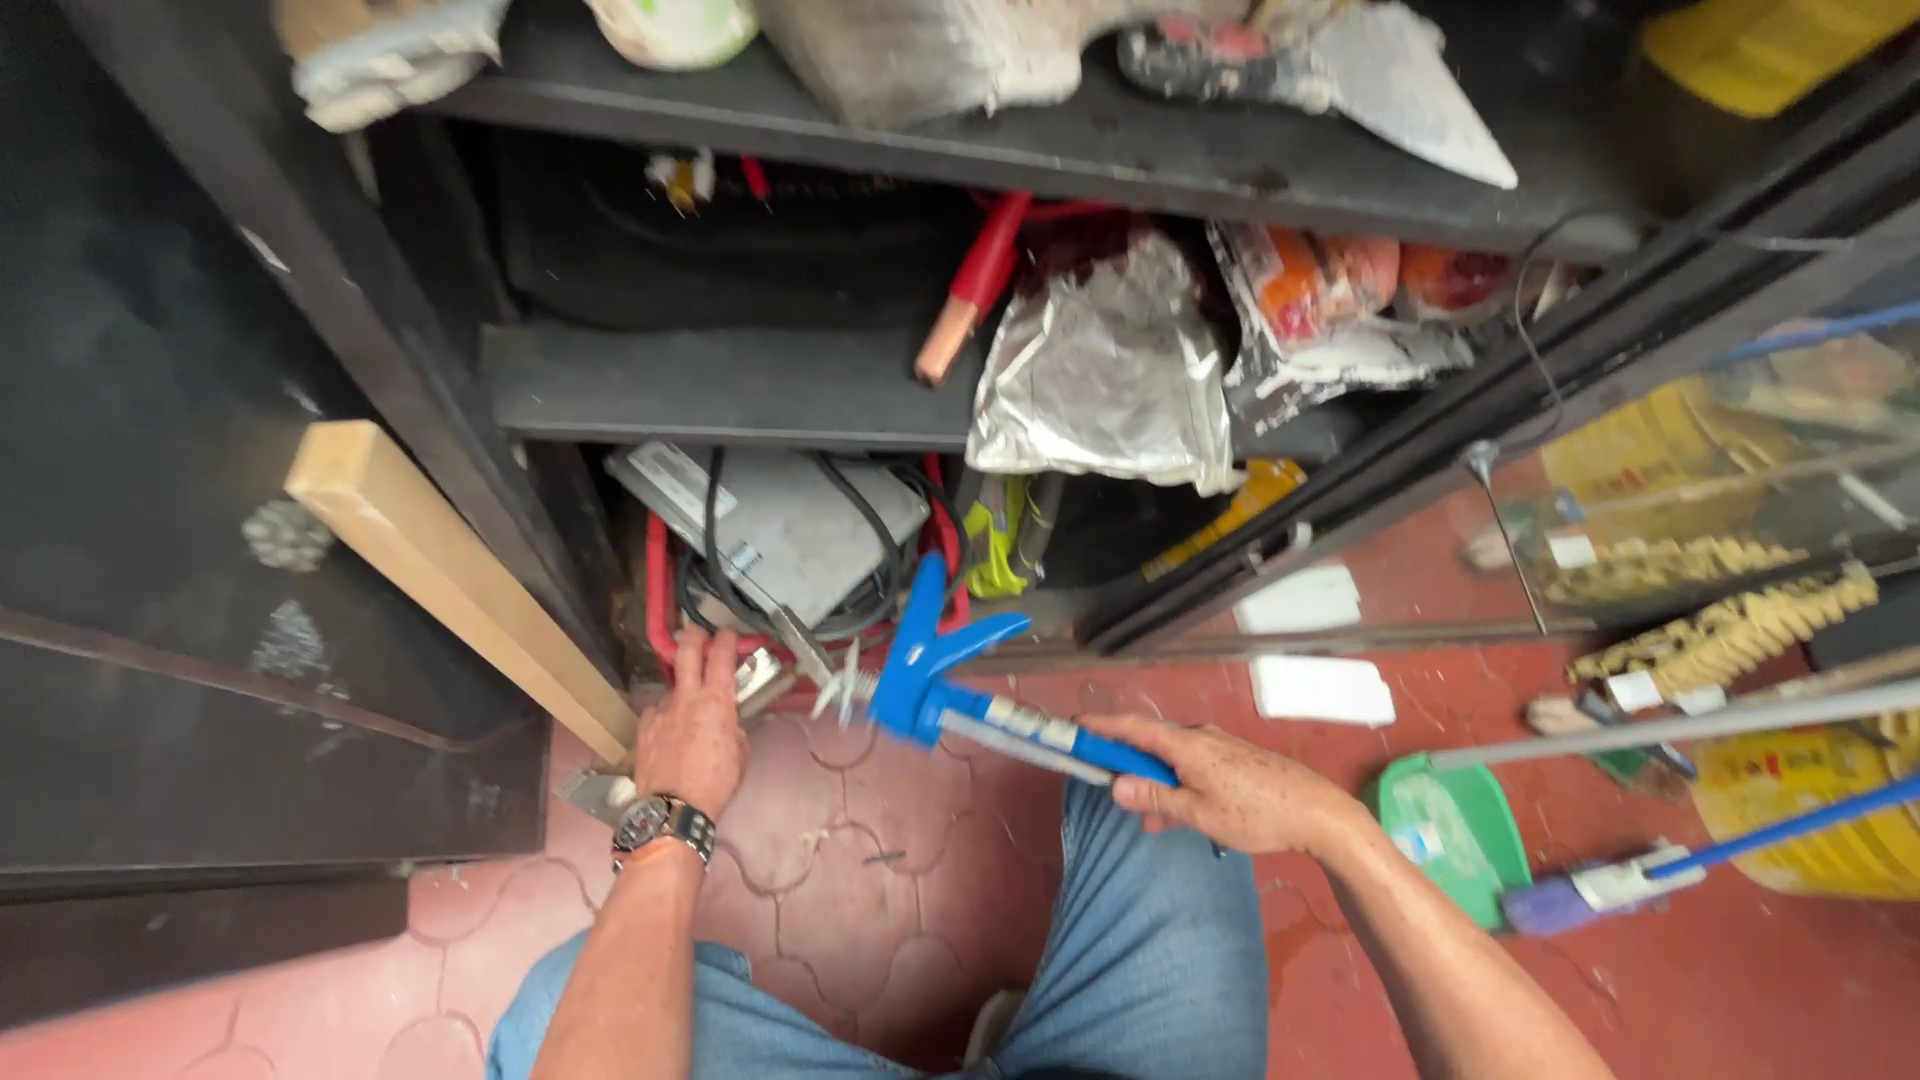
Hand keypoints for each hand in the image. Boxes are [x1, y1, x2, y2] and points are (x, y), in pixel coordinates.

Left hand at [631, 627, 747, 820]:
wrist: (672, 809)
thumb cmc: (716, 782)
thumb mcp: (741, 755)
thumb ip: (734, 731)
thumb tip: (728, 725)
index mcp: (717, 702)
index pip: (722, 658)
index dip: (726, 640)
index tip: (728, 633)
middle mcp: (687, 698)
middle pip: (686, 653)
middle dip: (693, 637)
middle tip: (696, 631)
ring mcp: (661, 712)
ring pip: (671, 689)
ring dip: (681, 691)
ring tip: (686, 707)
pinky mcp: (643, 729)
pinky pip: (656, 712)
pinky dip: (664, 715)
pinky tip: (667, 728)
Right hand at [1076, 714, 1371, 857]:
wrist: (1318, 813)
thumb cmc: (1255, 814)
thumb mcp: (1199, 813)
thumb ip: (1157, 798)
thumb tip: (1116, 786)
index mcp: (1186, 744)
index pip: (1133, 727)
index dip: (1101, 725)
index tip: (1074, 724)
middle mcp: (1199, 736)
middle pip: (1151, 742)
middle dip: (1128, 764)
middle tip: (1108, 785)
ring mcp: (1218, 745)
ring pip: (1173, 758)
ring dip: (1156, 782)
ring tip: (1151, 819)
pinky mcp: (1233, 758)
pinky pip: (1192, 764)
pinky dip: (1177, 783)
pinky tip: (1180, 814)